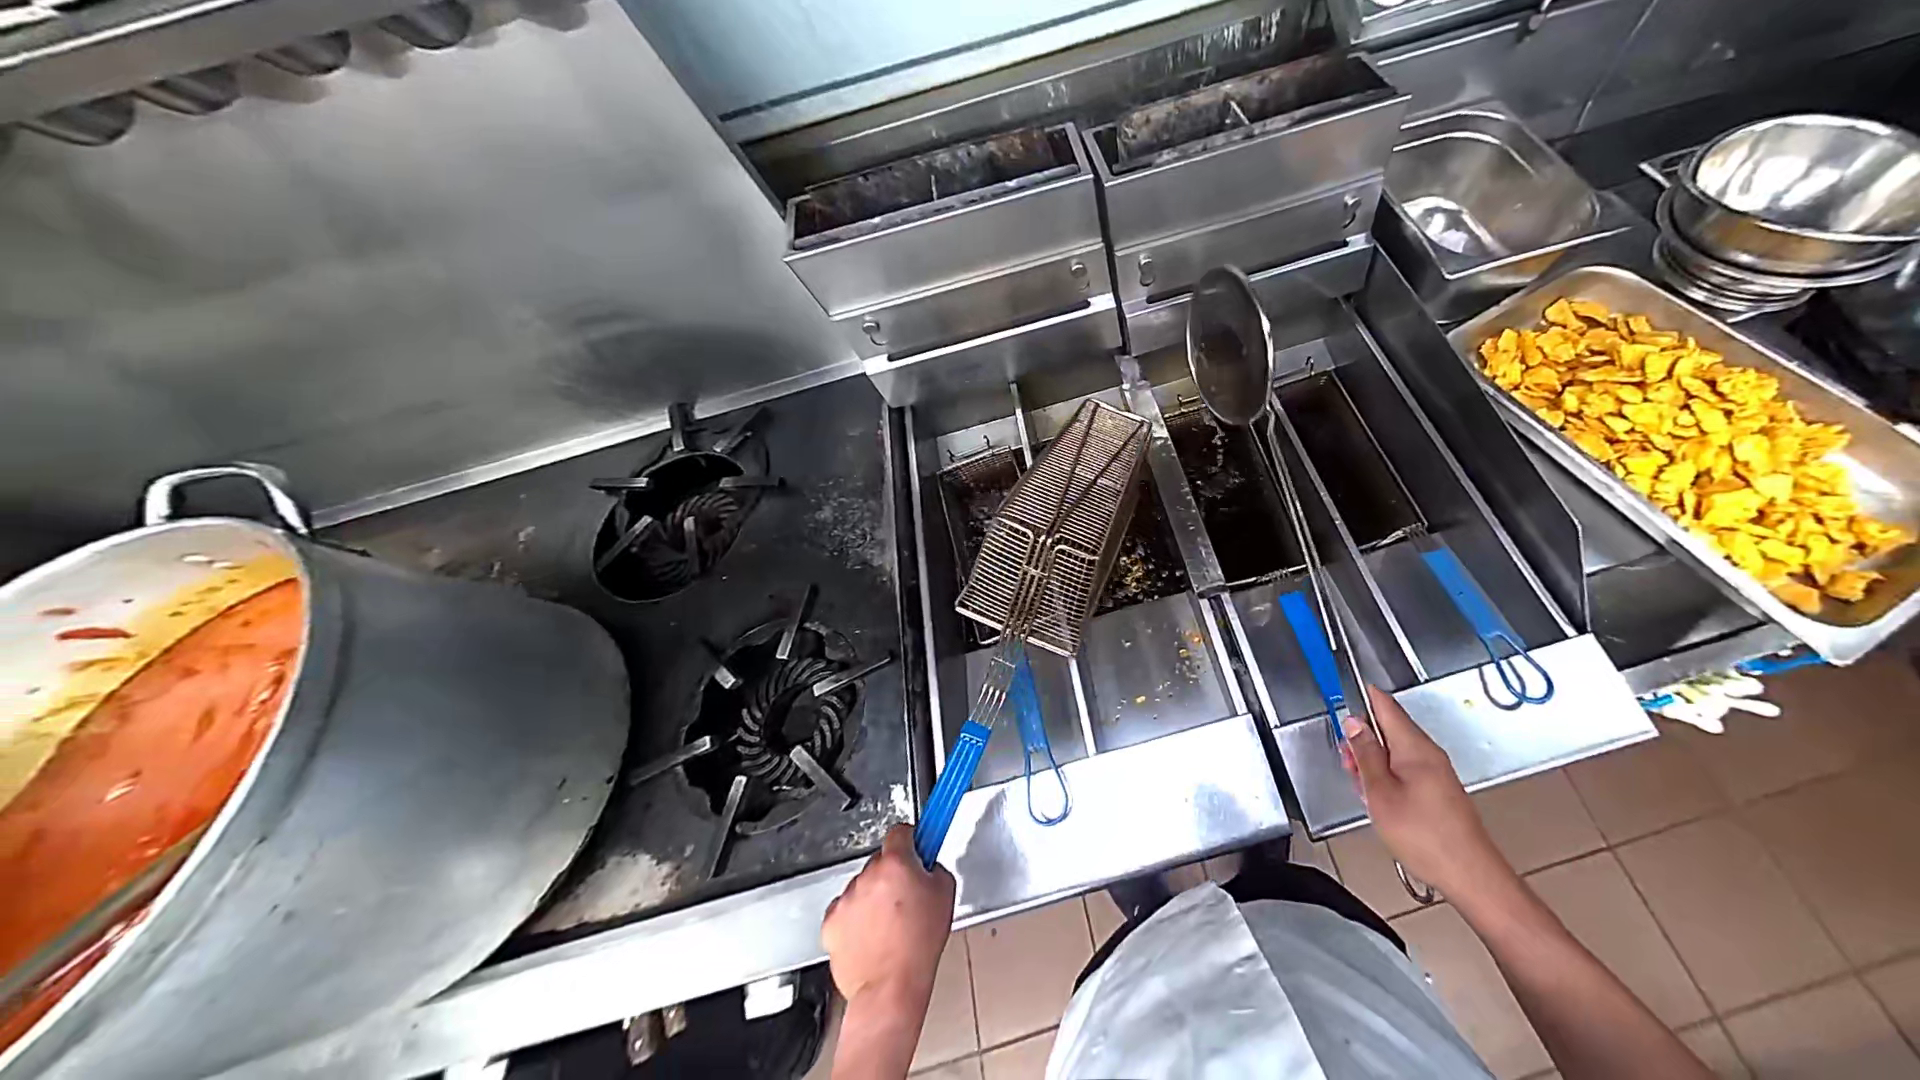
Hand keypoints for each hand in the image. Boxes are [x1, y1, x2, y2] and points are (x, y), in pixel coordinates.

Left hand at [822, 824, 955, 1005]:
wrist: (891, 989)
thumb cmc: (918, 948)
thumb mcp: (945, 897)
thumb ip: (936, 871)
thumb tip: (929, 866)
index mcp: (896, 863)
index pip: (900, 832)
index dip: (910, 839)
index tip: (915, 843)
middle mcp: (867, 874)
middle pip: (880, 862)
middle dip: (892, 875)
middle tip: (906, 898)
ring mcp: (847, 897)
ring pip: (862, 887)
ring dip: (873, 898)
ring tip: (890, 926)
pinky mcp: (831, 921)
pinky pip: (845, 910)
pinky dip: (855, 920)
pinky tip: (872, 937)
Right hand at [1341, 686, 1516, 903]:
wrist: (1469, 875)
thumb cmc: (1426, 837)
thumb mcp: (1378, 791)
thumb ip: (1364, 753)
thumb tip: (1354, 724)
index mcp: (1415, 748)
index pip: (1384, 705)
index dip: (1360, 697)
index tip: (1340, 694)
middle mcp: (1429, 754)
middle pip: (1386, 728)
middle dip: (1361, 740)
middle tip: (1349, 762)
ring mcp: (1436, 772)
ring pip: (1393, 751)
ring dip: (1372, 761)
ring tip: (1364, 788)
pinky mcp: (1437, 790)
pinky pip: (1404, 769)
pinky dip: (1385, 776)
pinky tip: (1379, 799)